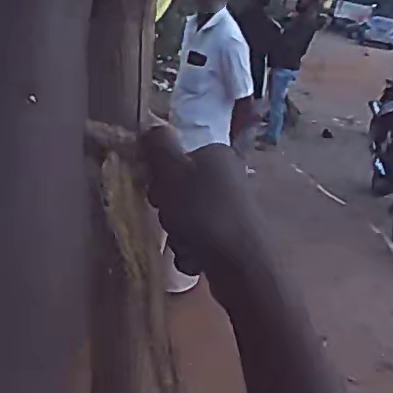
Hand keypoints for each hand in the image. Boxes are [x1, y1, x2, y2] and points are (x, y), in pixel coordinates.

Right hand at [141, 125, 264, 280]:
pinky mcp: (236, 236)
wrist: (241, 263)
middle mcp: (229, 177)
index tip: (157, 193)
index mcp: (217, 154)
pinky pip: (201, 239)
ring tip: (186, 244)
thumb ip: (158, 147)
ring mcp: (235, 208)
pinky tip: (196, 259)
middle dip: (170, 210)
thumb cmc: (202, 211)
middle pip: (181, 190)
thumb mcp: (172, 172)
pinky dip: (193, 250)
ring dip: (178, 234)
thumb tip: (151, 129)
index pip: (177, 159)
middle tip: (171, 220)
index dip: (160, 177)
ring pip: (188, 218)